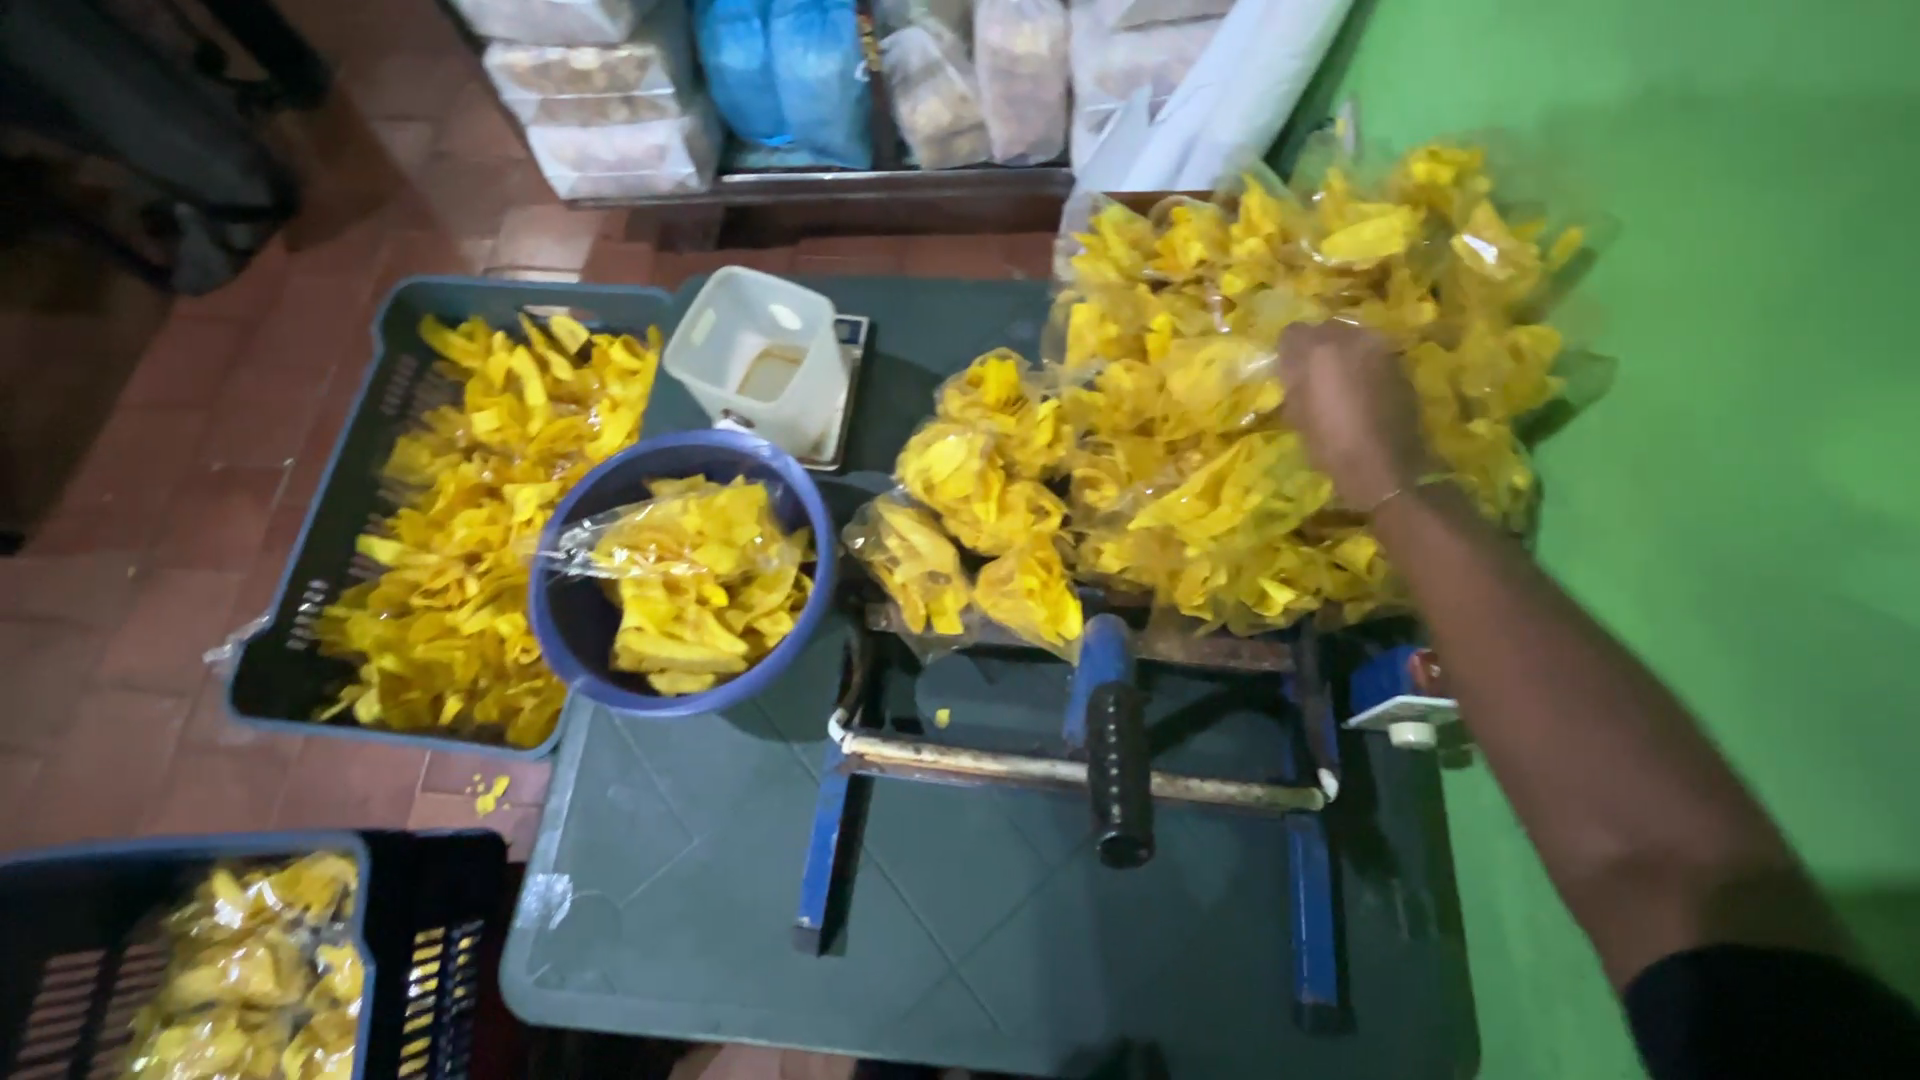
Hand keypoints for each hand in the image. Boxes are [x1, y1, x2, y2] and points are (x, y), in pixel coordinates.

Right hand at [1277, 319, 1438, 509]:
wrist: (1384, 464)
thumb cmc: (1330, 444)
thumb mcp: (1297, 415)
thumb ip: (1293, 382)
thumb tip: (1293, 370)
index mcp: (1318, 350)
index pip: (1291, 332)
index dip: (1287, 352)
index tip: (1287, 371)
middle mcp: (1351, 338)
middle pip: (1326, 329)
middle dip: (1317, 347)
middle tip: (1313, 375)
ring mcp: (1380, 348)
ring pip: (1353, 338)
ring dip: (1343, 354)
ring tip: (1341, 382)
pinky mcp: (1400, 363)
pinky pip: (1373, 354)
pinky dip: (1364, 365)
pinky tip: (1363, 391)